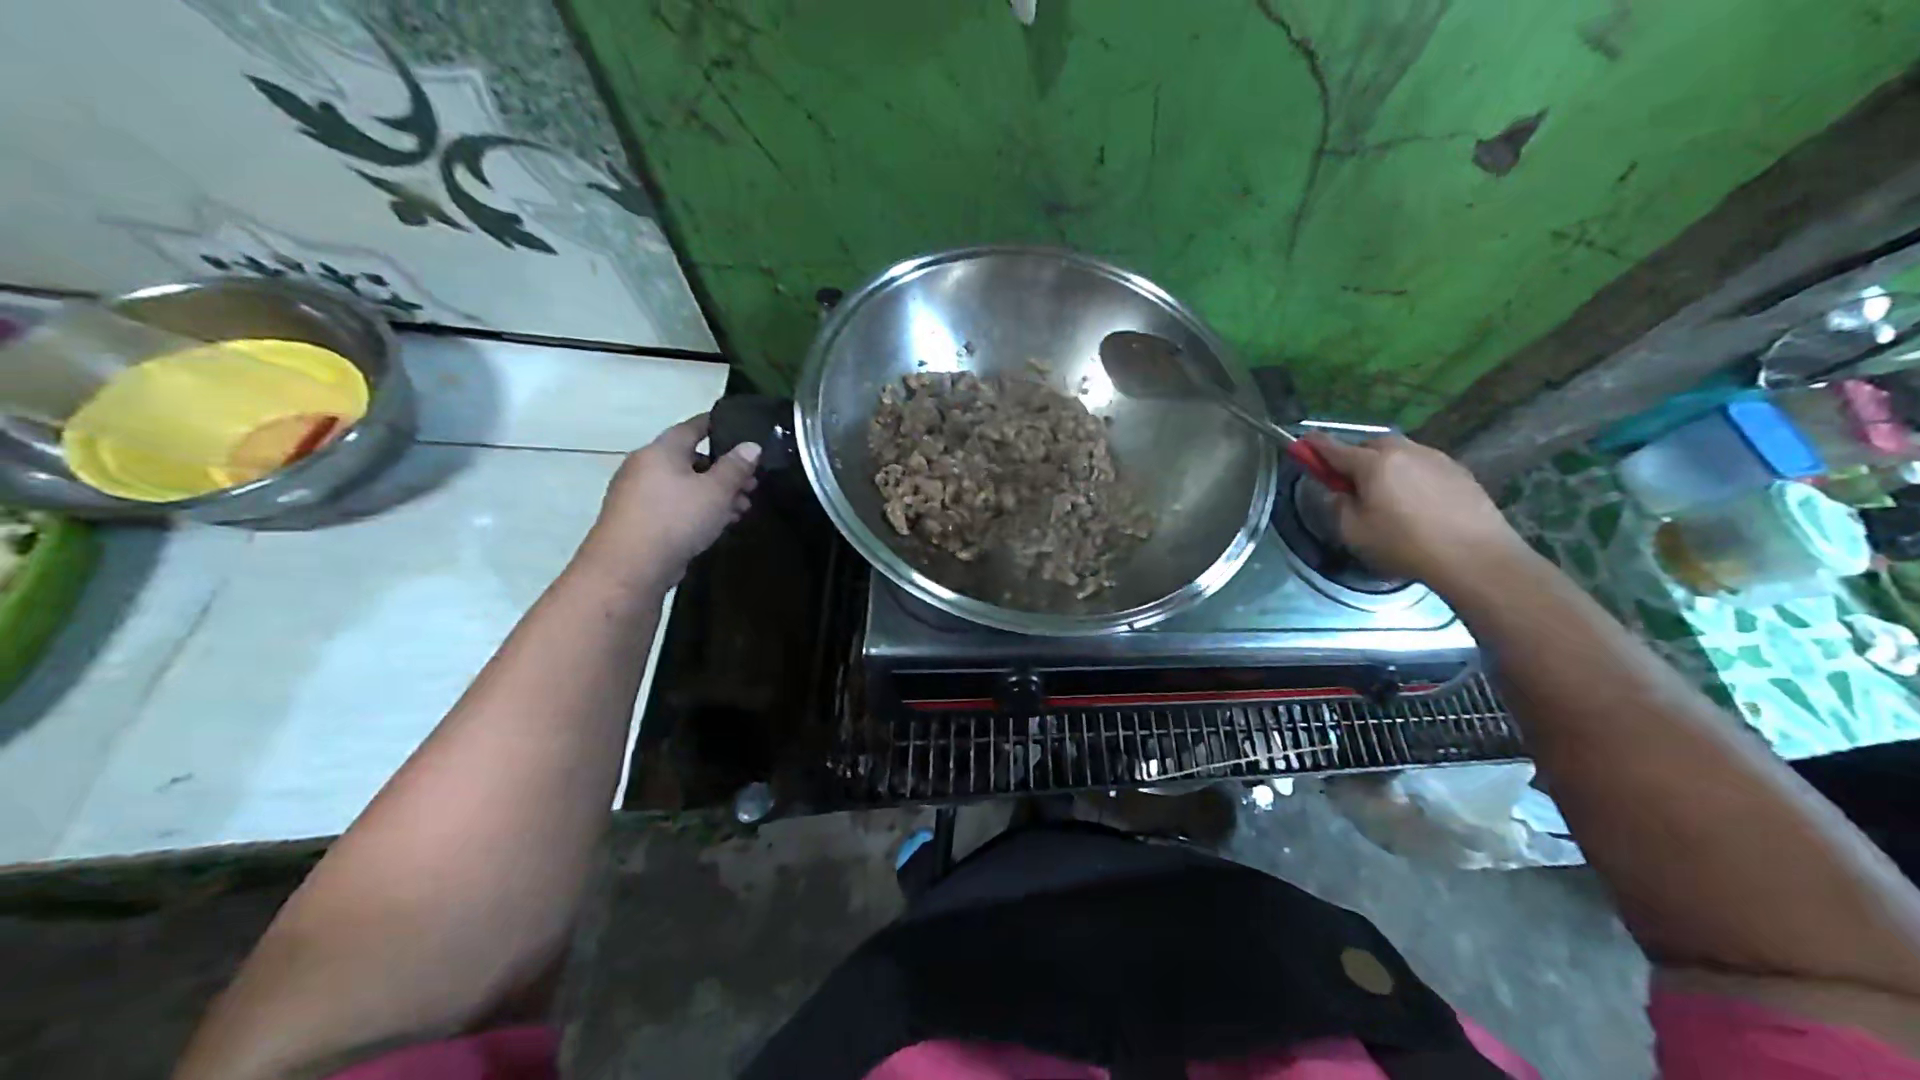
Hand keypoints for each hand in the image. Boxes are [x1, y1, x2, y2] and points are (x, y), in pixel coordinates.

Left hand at [576, 414, 759, 586]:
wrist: (629, 568)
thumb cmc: (675, 519)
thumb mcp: (716, 491)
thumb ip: (736, 467)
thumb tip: (751, 446)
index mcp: (661, 451)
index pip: (691, 427)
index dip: (715, 425)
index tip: (738, 426)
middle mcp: (645, 467)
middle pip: (690, 460)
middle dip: (724, 471)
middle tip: (752, 484)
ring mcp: (638, 495)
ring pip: (684, 487)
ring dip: (714, 495)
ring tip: (742, 509)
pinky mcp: (638, 522)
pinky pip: (674, 507)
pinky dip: (698, 510)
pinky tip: (718, 525)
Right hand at [1305, 433, 1530, 590]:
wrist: (1475, 556)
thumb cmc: (1404, 544)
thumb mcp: (1354, 532)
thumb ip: (1339, 506)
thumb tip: (1339, 492)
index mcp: (1373, 463)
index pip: (1333, 448)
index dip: (1313, 446)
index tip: (1301, 442)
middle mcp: (1404, 451)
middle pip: (1369, 445)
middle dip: (1354, 457)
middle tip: (1349, 482)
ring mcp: (1435, 458)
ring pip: (1399, 453)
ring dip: (1385, 465)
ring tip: (1385, 493)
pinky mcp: (1458, 471)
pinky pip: (1422, 465)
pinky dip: (1410, 475)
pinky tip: (1415, 501)